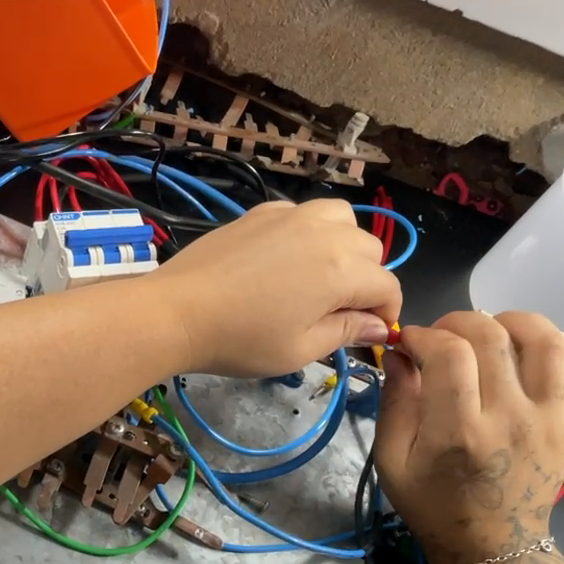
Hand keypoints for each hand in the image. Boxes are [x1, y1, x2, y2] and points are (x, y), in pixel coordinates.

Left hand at [147, 199, 401, 377]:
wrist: (177, 311)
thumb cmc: (239, 340)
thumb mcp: (298, 351)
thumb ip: (344, 333)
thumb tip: (376, 325)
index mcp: (342, 270)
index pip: (386, 286)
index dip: (385, 313)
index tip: (371, 333)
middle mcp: (326, 232)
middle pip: (369, 250)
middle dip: (364, 281)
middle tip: (336, 312)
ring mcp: (292, 216)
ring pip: (342, 220)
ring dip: (342, 247)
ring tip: (318, 278)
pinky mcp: (261, 212)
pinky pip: (303, 214)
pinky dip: (308, 233)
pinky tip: (284, 260)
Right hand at [375, 312, 563, 563]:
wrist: (491, 543)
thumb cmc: (431, 504)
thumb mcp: (391, 461)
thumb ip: (395, 405)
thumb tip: (400, 354)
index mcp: (456, 431)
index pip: (449, 354)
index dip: (424, 335)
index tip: (409, 343)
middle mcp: (508, 417)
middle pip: (492, 337)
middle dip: (458, 322)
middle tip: (440, 336)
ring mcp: (547, 416)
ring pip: (545, 339)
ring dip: (512, 320)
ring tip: (489, 330)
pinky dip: (557, 343)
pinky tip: (529, 349)